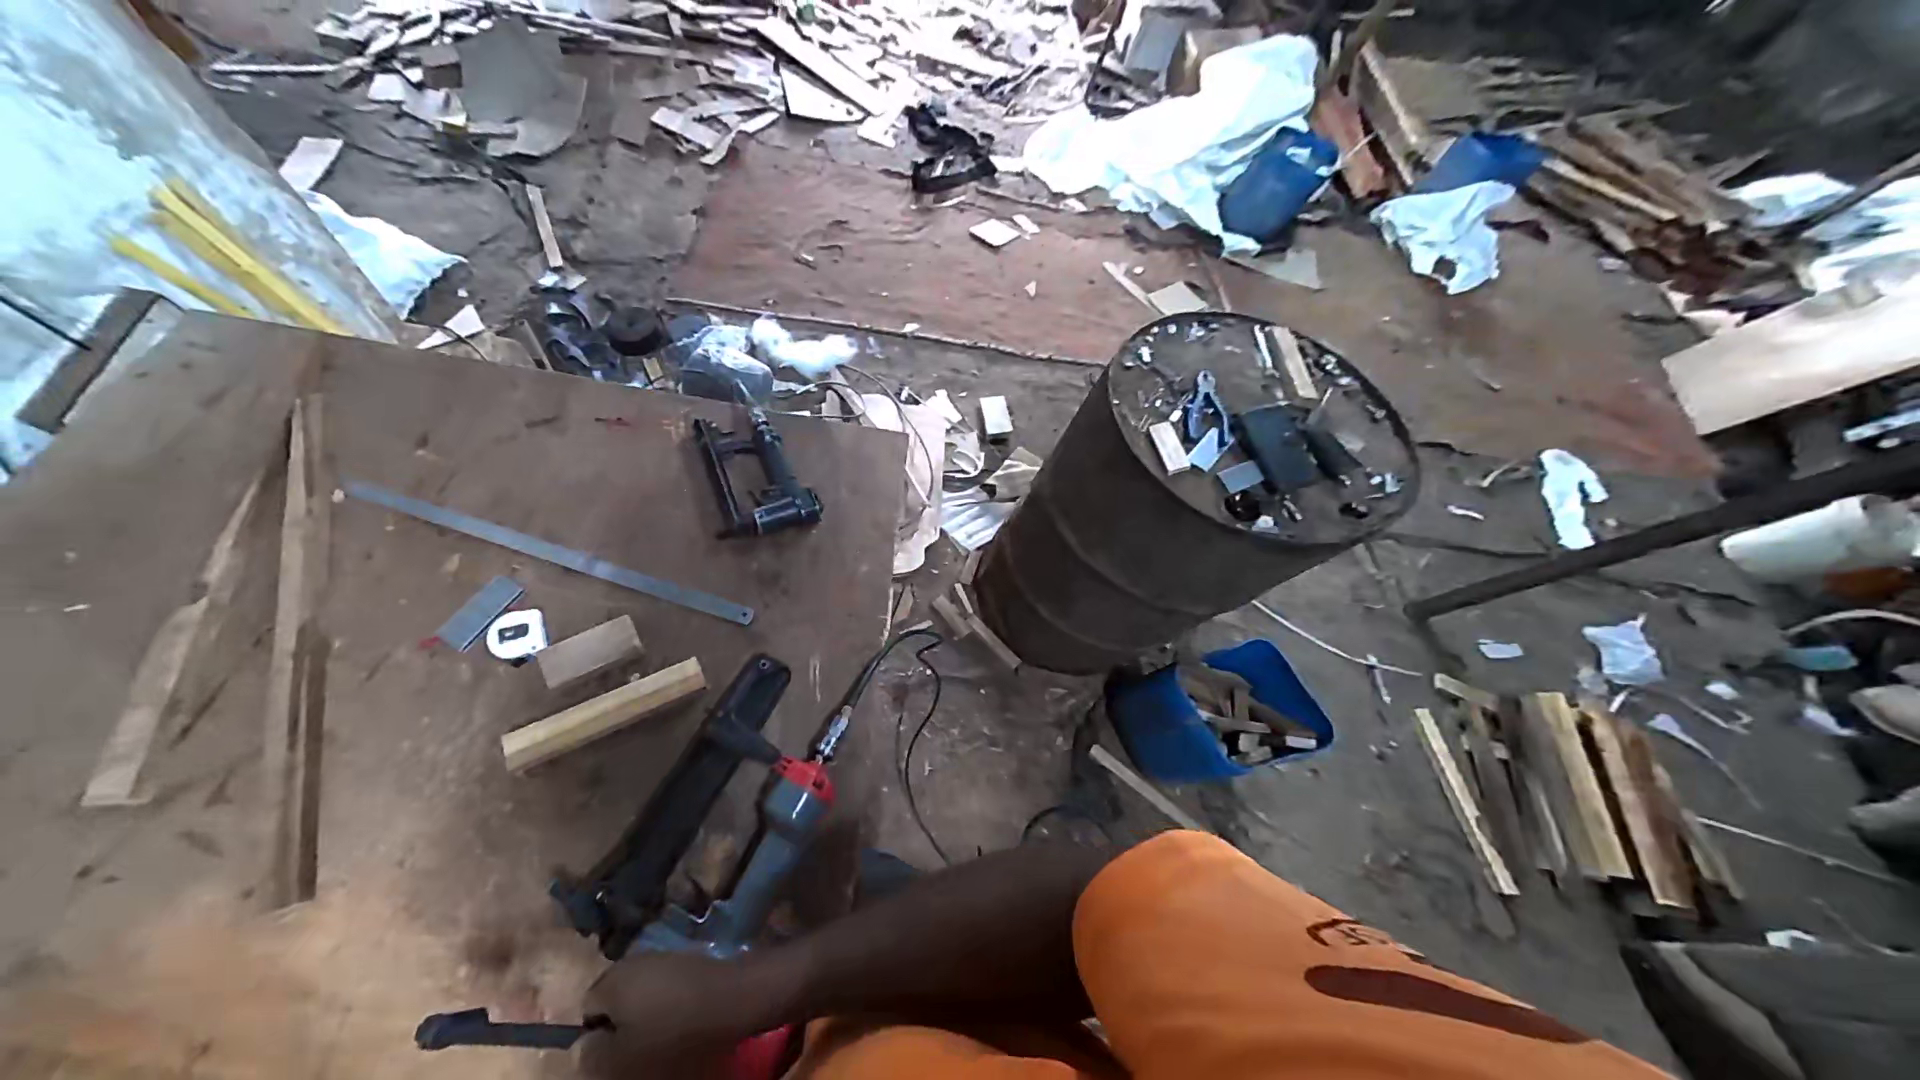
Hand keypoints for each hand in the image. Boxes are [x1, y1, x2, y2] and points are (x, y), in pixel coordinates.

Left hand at [575, 951, 791, 1078]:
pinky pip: (675, 1048)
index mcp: (600, 1071)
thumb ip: (594, 997)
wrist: (732, 1000)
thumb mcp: (620, 981)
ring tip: (672, 993)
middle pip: (614, 1051)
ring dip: (654, 1026)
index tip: (622, 989)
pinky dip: (679, 1029)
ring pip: (646, 1052)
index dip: (600, 1011)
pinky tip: (691, 1005)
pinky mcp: (695, 1071)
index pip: (583, 1044)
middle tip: (646, 991)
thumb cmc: (670, 993)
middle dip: (625, 1023)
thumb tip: (593, 1009)